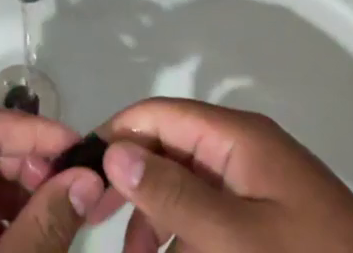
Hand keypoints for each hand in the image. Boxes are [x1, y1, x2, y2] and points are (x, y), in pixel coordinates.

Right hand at [97, 99, 352, 252]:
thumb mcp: (233, 238)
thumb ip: (172, 193)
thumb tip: (114, 149)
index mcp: (237, 137)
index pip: (156, 114)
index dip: (114, 138)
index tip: (81, 178)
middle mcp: (244, 149)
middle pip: (169, 149)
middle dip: (133, 184)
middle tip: (101, 224)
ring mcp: (259, 185)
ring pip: (187, 186)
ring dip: (156, 218)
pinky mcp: (271, 218)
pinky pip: (213, 214)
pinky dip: (187, 235)